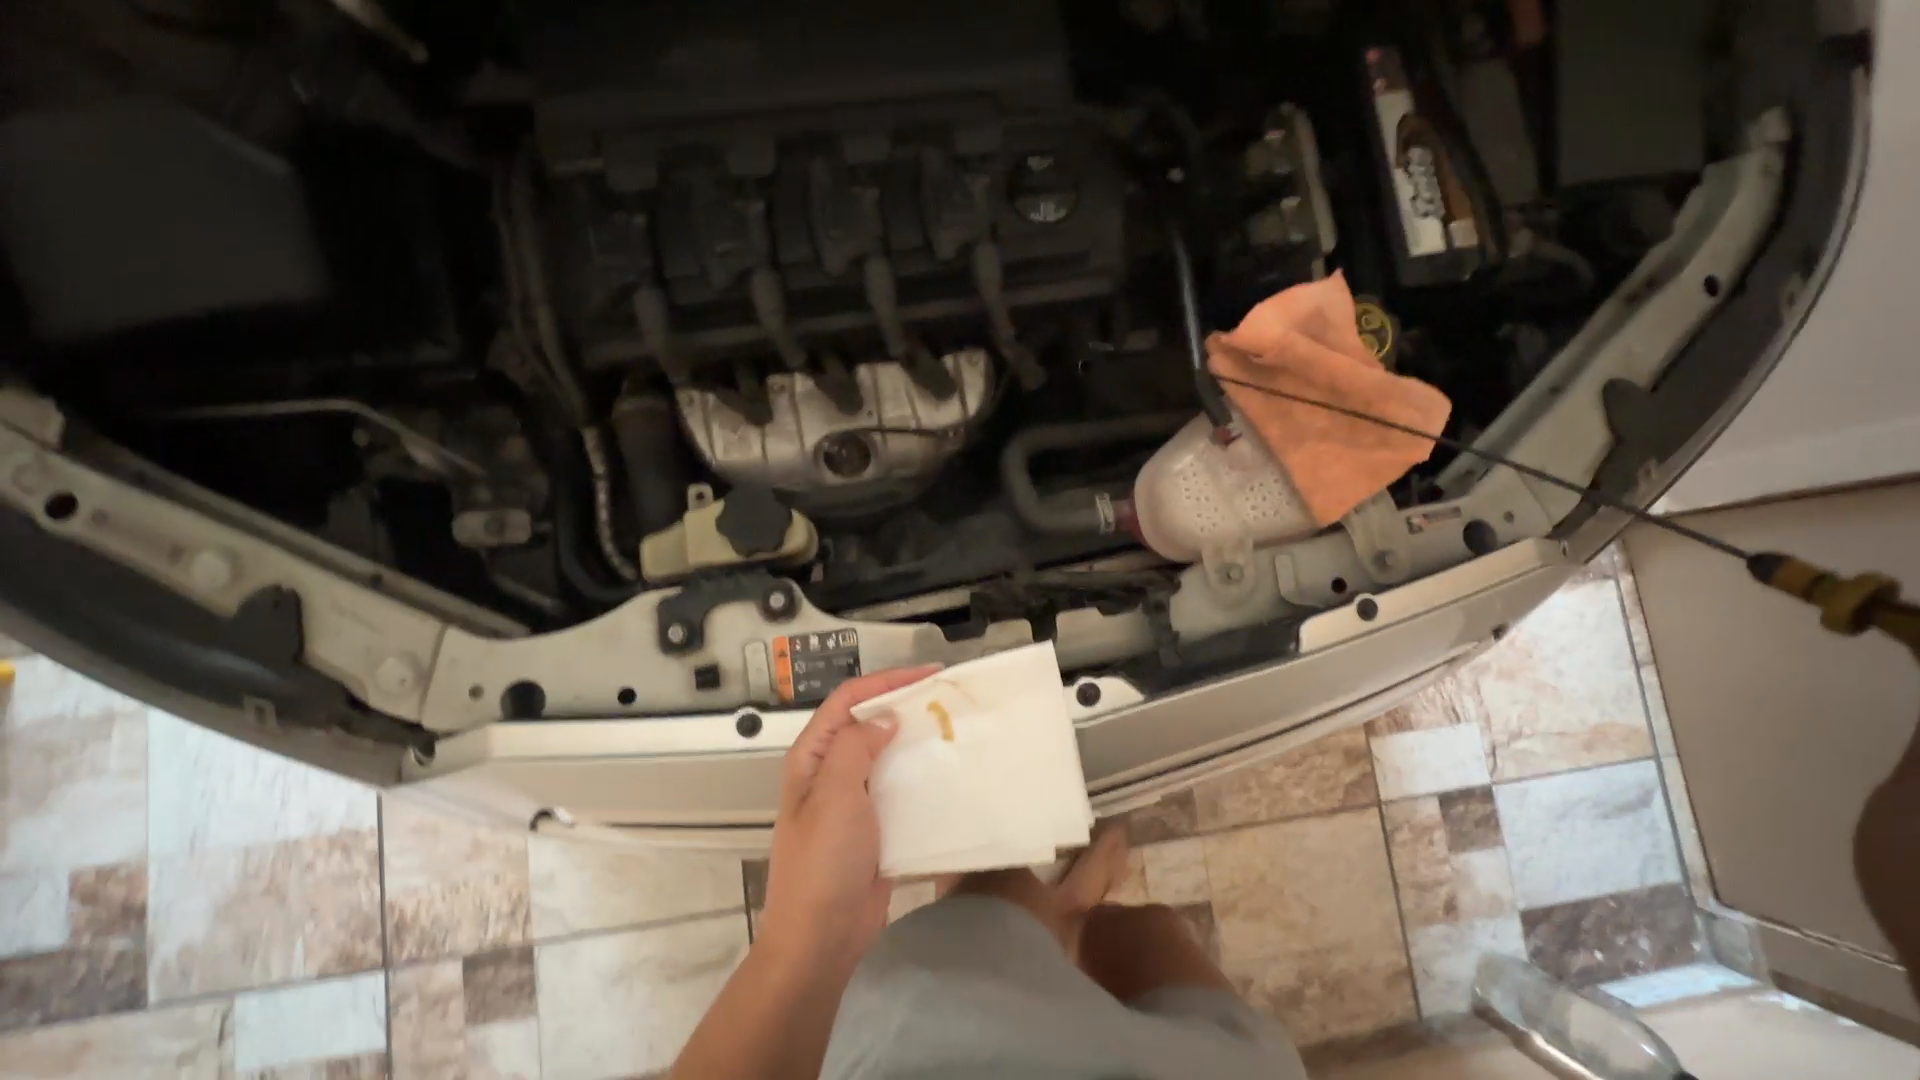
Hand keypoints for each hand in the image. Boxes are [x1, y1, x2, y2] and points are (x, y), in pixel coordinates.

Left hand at [757, 665, 939, 975]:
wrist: (821, 936)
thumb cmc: (822, 861)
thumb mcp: (834, 795)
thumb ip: (855, 747)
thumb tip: (885, 717)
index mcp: (812, 757)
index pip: (848, 701)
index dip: (886, 681)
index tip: (929, 674)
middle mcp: (831, 771)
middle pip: (869, 724)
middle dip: (906, 707)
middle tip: (950, 699)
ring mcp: (854, 800)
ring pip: (888, 757)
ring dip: (917, 742)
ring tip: (958, 730)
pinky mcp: (876, 827)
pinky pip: (901, 791)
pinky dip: (922, 778)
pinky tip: (952, 774)